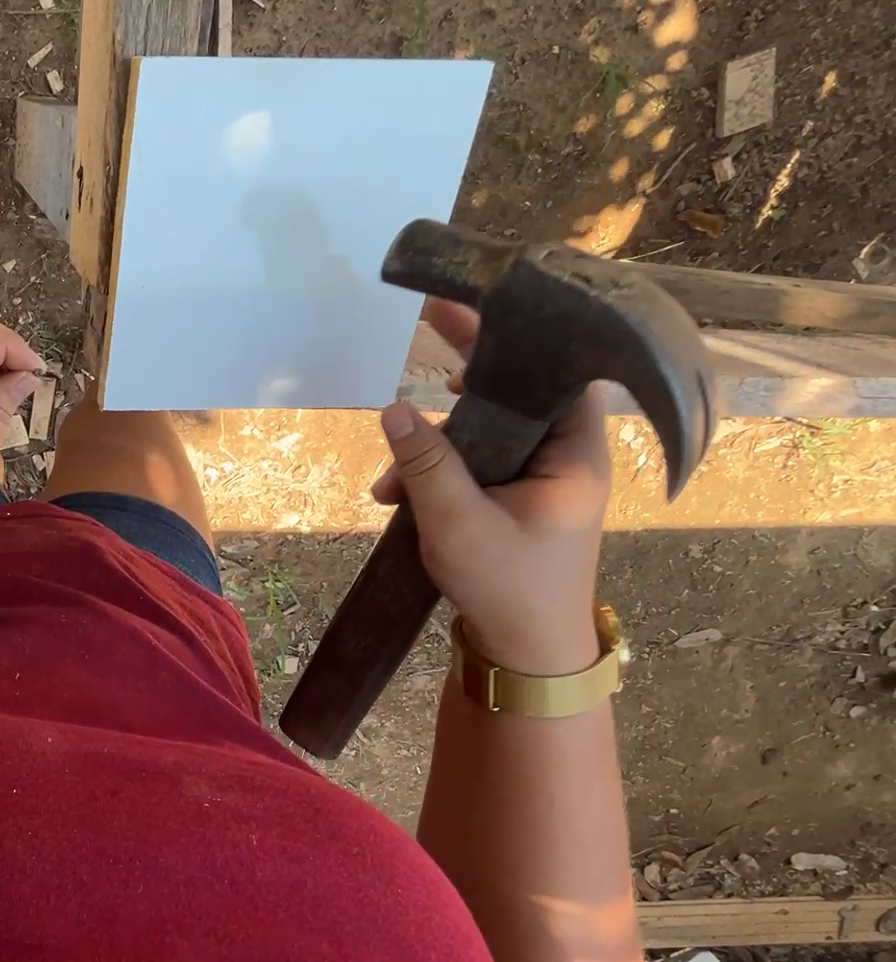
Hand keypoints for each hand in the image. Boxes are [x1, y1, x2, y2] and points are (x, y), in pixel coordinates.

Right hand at [370, 299, 609, 675]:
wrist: (524, 649)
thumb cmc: (508, 585)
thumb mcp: (458, 523)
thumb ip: (426, 464)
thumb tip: (393, 409)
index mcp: (573, 455)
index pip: (557, 373)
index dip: (514, 339)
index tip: (464, 312)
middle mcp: (561, 457)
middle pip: (516, 394)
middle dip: (462, 384)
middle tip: (427, 335)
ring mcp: (536, 479)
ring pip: (483, 434)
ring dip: (431, 449)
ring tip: (389, 485)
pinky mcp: (512, 497)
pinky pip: (471, 465)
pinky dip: (433, 474)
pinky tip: (396, 496)